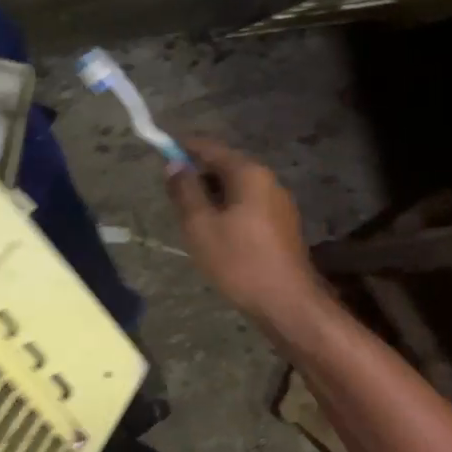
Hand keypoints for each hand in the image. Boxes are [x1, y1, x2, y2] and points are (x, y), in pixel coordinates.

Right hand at [167, 138, 324, 324]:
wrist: (288, 304)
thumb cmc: (240, 262)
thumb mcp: (201, 226)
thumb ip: (185, 191)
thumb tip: (174, 164)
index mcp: (249, 173)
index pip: (211, 148)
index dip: (185, 148)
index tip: (162, 152)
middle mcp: (268, 180)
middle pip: (226, 166)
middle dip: (199, 174)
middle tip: (174, 193)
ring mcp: (279, 203)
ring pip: (237, 188)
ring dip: (213, 195)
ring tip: (191, 215)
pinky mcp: (283, 225)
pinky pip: (249, 205)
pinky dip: (229, 210)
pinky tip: (217, 232)